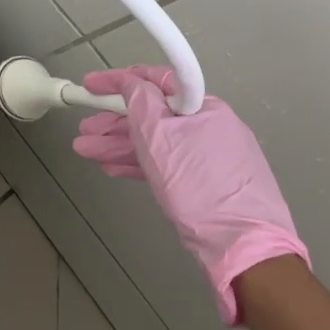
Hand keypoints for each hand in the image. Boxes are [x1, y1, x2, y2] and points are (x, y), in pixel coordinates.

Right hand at [73, 65, 308, 325]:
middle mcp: (210, 127)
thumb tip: (131, 81)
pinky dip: (140, 162)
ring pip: (157, 143)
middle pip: (153, 115)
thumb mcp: (158, 134)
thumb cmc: (196, 184)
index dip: (117, 80)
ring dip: (119, 144)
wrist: (245, 249)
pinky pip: (168, 163)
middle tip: (84, 129)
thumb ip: (139, 99)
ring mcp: (212, 158)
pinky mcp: (210, 186)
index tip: (89, 85)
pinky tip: (113, 168)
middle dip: (113, 121)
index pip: (155, 81)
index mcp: (204, 108)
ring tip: (87, 151)